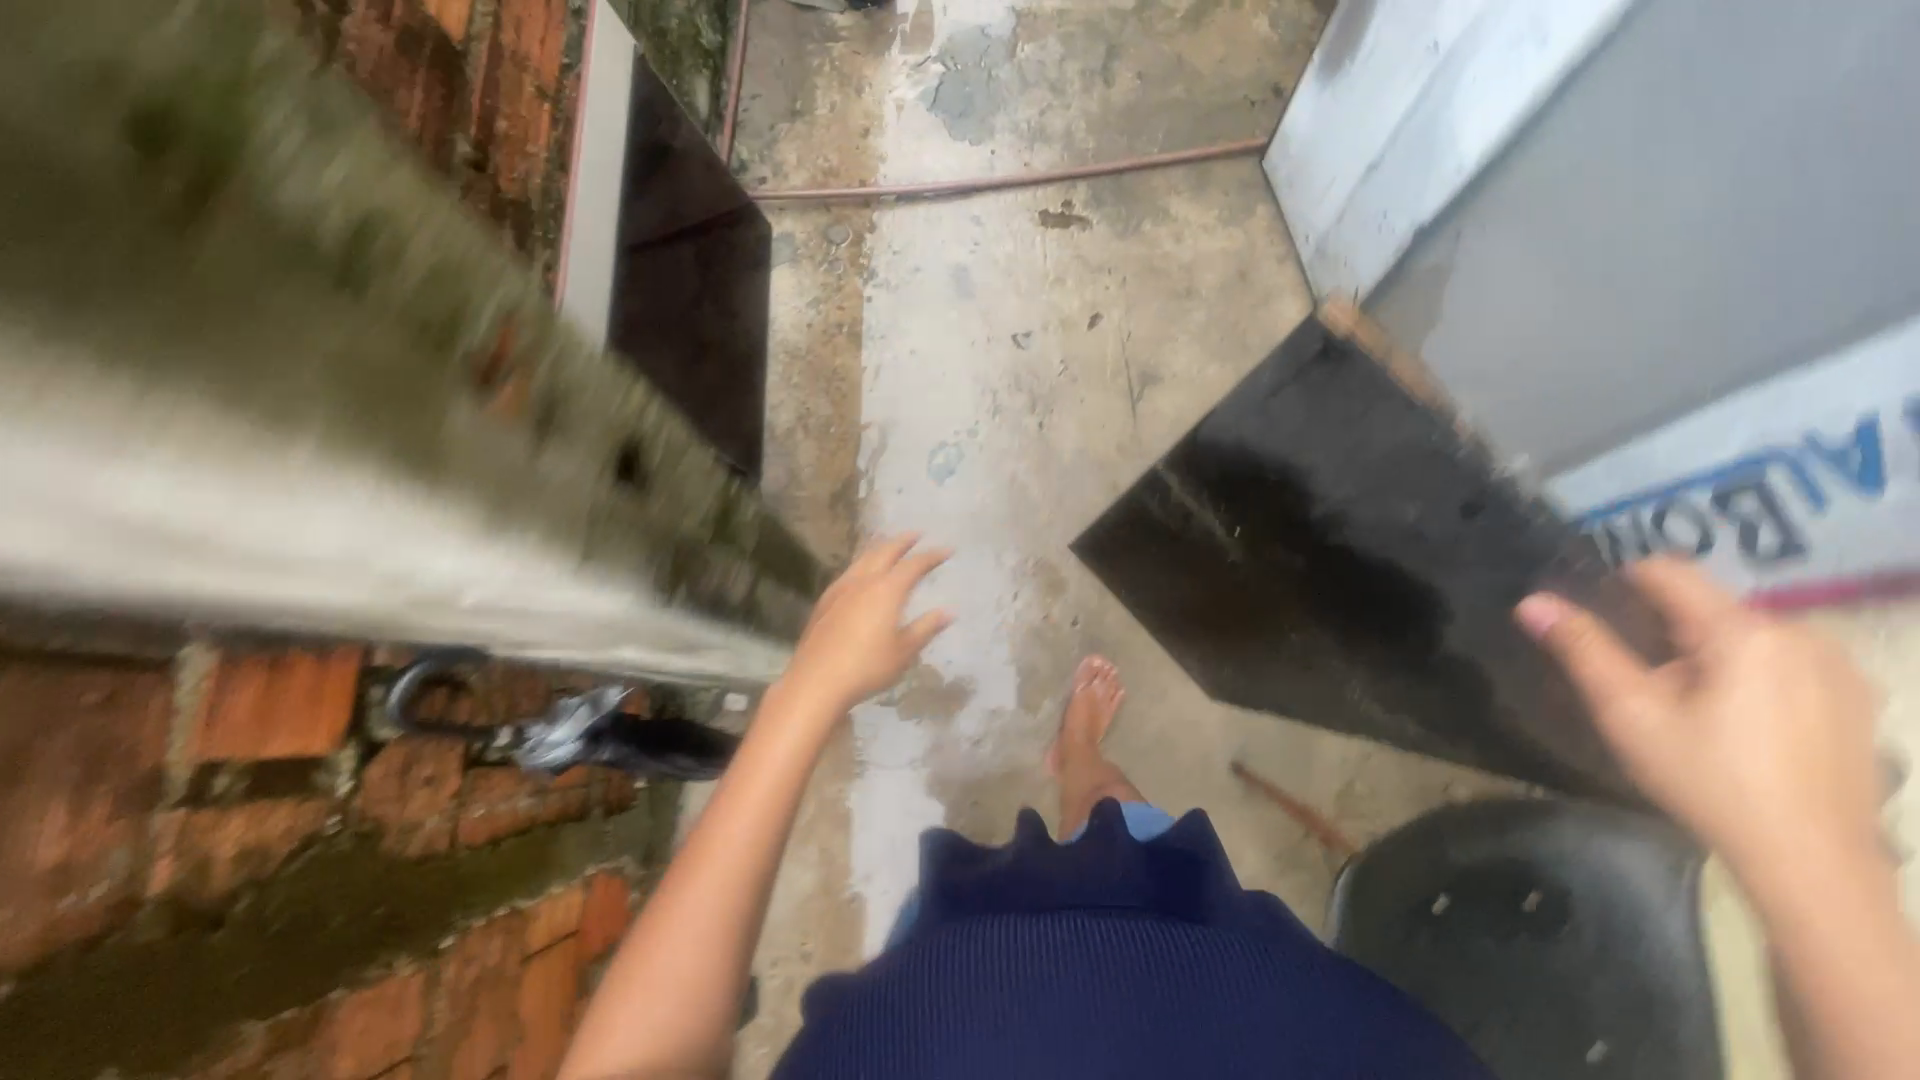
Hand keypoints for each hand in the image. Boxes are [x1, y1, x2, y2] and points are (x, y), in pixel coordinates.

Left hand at [775, 533, 954, 714]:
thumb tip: (949, 612)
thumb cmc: (867, 667)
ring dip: (879, 548)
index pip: (914, 565)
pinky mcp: (825, 601)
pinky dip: (862, 563)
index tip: (947, 550)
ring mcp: (840, 589)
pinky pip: (848, 572)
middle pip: (885, 551)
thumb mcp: (904, 651)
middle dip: (902, 541)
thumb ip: (926, 628)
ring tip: (888, 545)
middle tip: (916, 535)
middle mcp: (863, 581)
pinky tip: (860, 574)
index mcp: (887, 590)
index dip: (932, 556)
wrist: (817, 680)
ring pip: (863, 558)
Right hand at [1515, 557, 1884, 883]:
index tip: (1601, 627)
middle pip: (1707, 607)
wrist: (1811, 862)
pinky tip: (1745, 730)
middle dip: (1668, 637)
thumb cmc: (1708, 780)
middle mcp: (1801, 632)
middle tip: (1648, 693)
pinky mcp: (1858, 697)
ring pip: (1746, 636)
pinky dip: (1752, 677)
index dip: (1622, 586)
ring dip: (1711, 657)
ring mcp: (1838, 665)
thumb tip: (1532, 601)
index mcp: (1743, 631)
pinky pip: (1785, 662)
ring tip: (1696, 715)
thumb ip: (1583, 649)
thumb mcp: (1630, 714)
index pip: (1668, 571)